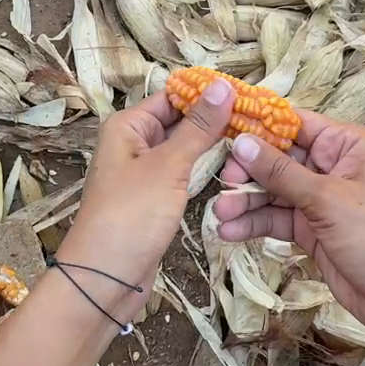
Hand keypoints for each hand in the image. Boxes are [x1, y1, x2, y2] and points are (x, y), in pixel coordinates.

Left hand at [60, 78, 233, 314]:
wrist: (105, 280)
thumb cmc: (131, 215)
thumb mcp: (168, 166)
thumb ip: (198, 127)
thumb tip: (223, 85)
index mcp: (129, 125)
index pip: (173, 95)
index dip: (207, 92)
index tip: (247, 92)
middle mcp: (133, 142)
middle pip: (179, 120)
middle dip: (214, 117)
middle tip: (260, 115)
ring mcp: (143, 171)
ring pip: (182, 147)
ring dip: (212, 143)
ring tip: (254, 135)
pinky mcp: (153, 197)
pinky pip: (181, 172)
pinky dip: (203, 167)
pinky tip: (232, 166)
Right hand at [213, 109, 364, 349]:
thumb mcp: (329, 200)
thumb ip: (281, 173)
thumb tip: (241, 143)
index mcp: (348, 144)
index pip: (295, 123)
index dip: (259, 124)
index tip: (222, 125)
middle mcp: (333, 166)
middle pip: (280, 158)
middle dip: (248, 169)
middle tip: (221, 180)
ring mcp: (323, 201)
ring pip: (274, 191)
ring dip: (247, 201)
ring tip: (218, 213)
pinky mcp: (314, 232)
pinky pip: (278, 219)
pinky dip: (255, 224)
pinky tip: (230, 231)